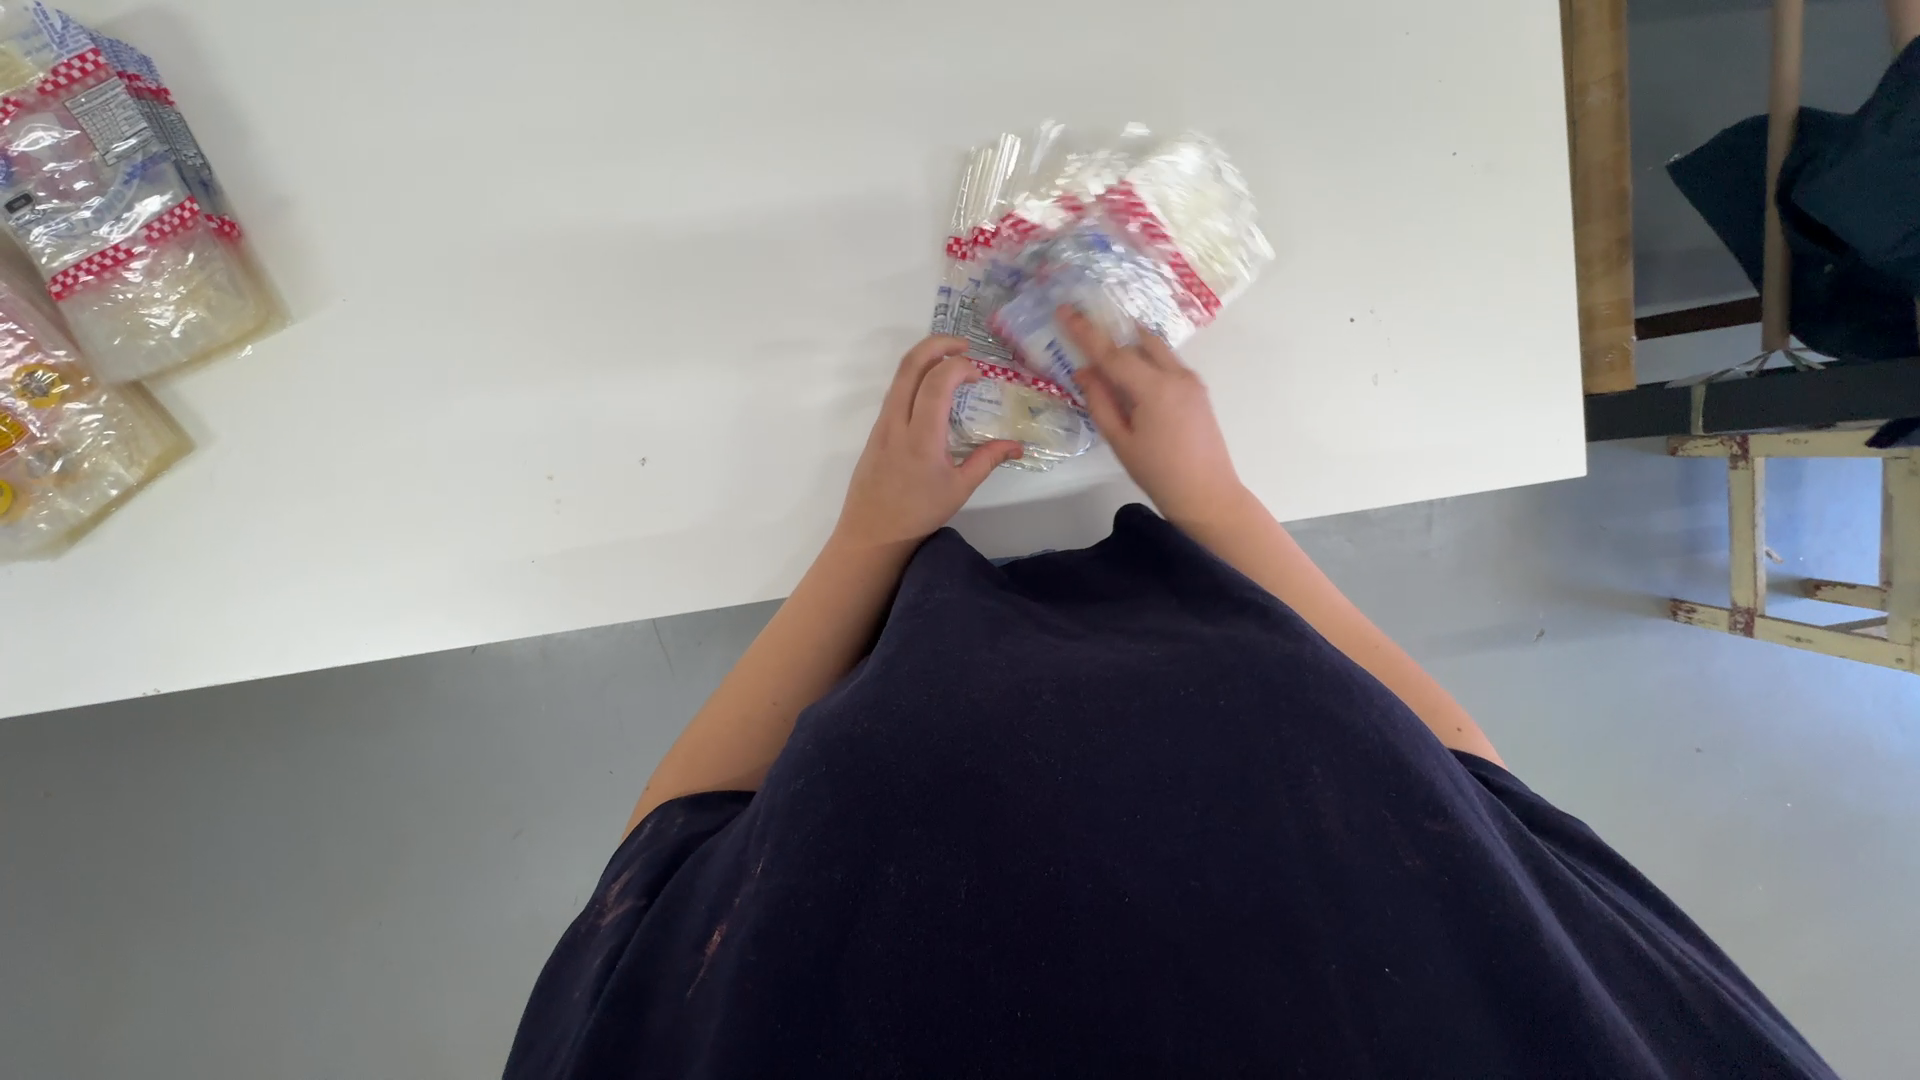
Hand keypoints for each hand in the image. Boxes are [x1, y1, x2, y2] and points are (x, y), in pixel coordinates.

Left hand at [833, 335, 1022, 548]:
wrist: (872, 531)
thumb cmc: (918, 513)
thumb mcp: (959, 489)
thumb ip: (987, 460)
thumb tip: (1017, 446)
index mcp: (921, 437)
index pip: (936, 382)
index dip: (959, 366)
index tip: (979, 375)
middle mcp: (897, 422)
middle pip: (910, 364)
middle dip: (938, 344)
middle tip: (964, 346)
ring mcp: (882, 423)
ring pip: (899, 375)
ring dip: (925, 358)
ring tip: (952, 361)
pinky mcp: (876, 429)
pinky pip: (895, 391)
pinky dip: (915, 377)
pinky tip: (934, 389)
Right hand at [1061, 307, 1250, 527]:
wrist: (1207, 493)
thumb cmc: (1158, 474)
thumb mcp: (1120, 441)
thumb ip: (1100, 403)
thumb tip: (1084, 372)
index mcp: (1154, 389)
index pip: (1112, 353)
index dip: (1085, 332)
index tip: (1064, 311)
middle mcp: (1176, 375)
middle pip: (1138, 340)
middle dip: (1111, 333)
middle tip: (1084, 329)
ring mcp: (1191, 380)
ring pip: (1155, 349)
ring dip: (1130, 346)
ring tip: (1105, 354)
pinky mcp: (1197, 390)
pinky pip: (1167, 363)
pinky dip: (1145, 360)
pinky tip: (1130, 375)